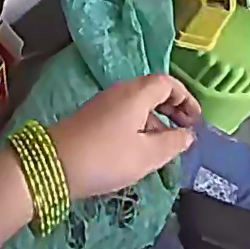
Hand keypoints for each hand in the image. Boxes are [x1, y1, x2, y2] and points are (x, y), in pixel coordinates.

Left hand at [47, 74, 199, 198]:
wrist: (53, 164)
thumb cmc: (106, 157)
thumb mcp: (146, 155)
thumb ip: (172, 143)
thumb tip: (187, 135)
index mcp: (137, 93)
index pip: (168, 83)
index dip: (186, 98)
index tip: (196, 120)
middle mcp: (121, 91)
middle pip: (153, 90)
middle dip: (173, 107)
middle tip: (186, 129)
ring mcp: (104, 103)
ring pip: (138, 103)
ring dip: (157, 118)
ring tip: (167, 144)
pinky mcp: (93, 116)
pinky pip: (125, 112)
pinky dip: (141, 123)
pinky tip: (142, 147)